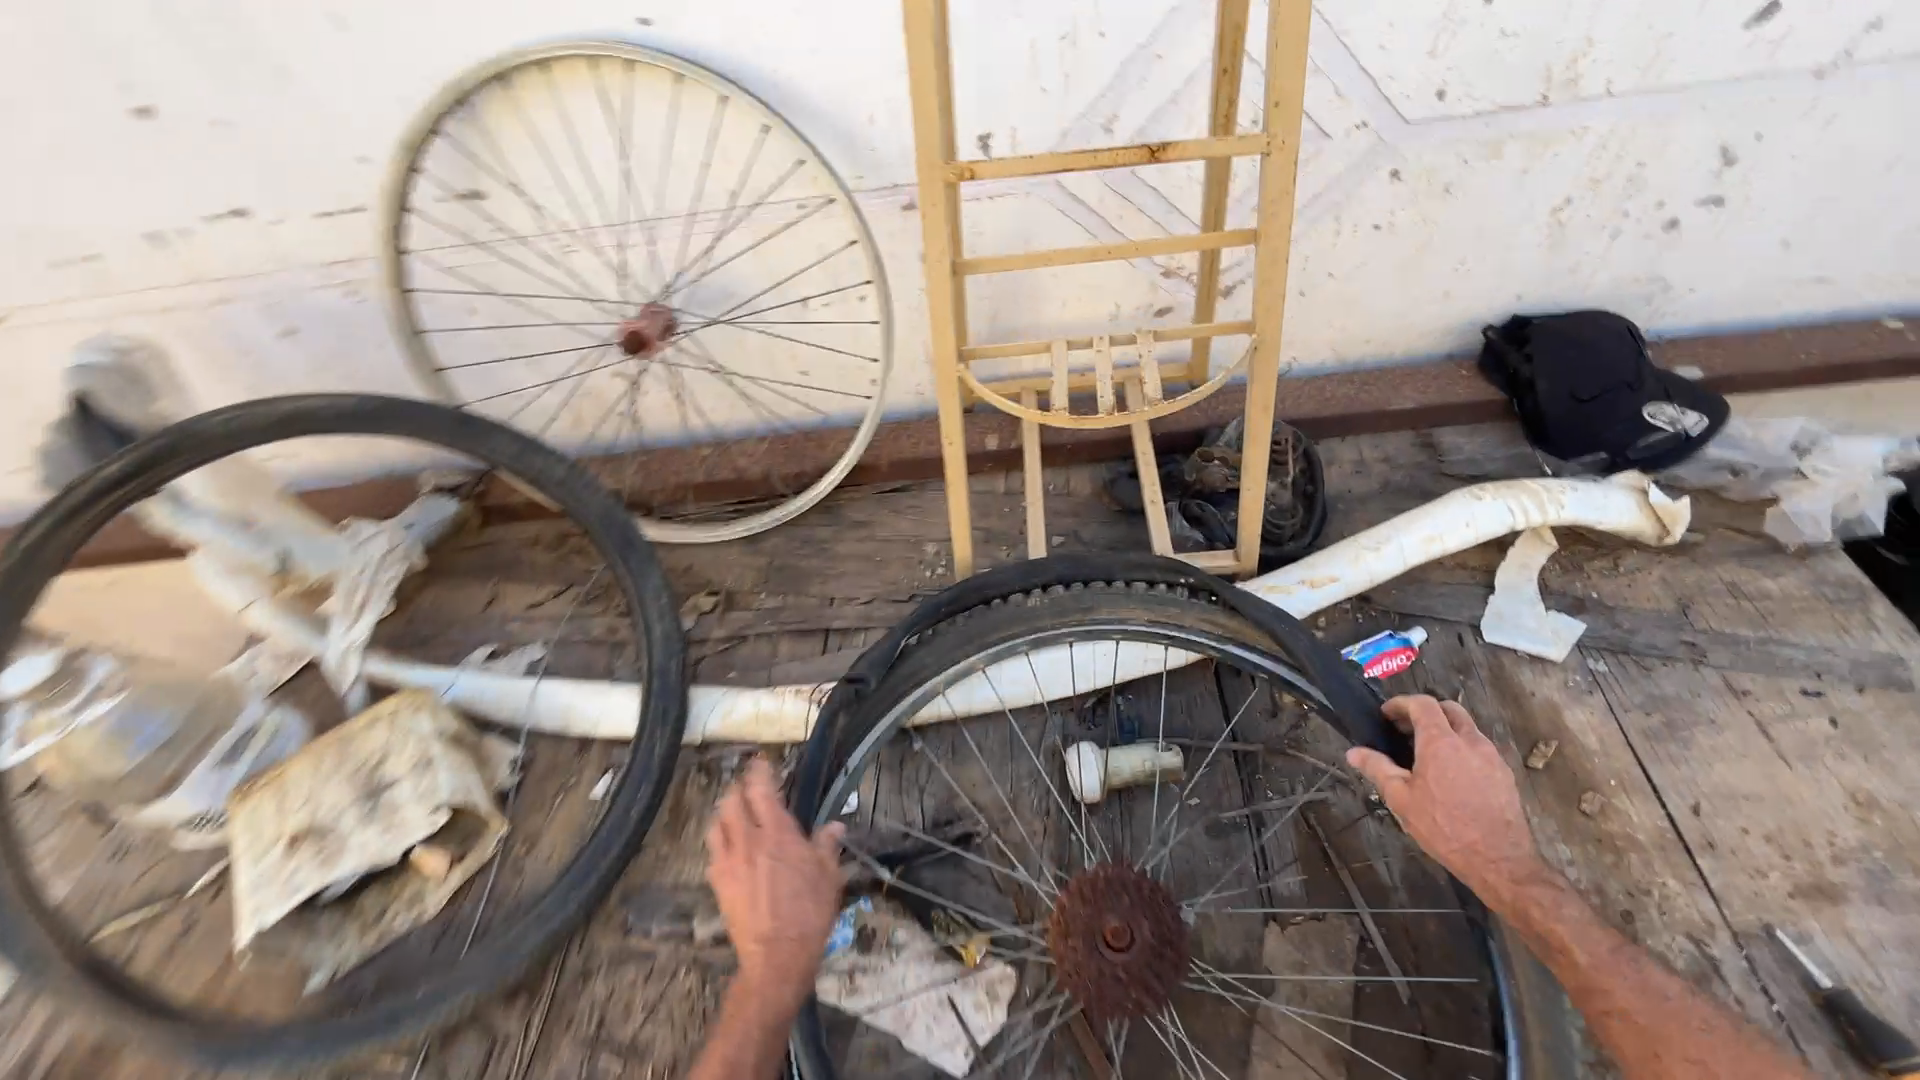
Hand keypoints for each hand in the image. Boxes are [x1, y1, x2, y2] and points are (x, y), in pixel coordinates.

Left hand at [706, 757, 846, 1009]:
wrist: (777, 955)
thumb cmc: (809, 912)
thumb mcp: (829, 875)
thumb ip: (827, 844)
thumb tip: (834, 825)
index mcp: (777, 833)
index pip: (761, 790)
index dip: (759, 772)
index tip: (761, 762)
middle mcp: (748, 841)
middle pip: (731, 801)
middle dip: (738, 788)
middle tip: (747, 786)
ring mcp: (728, 862)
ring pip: (716, 824)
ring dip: (724, 811)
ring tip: (732, 811)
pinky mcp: (718, 883)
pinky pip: (712, 852)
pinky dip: (718, 841)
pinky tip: (727, 847)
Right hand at [1345, 695, 1545, 903]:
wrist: (1498, 860)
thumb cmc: (1443, 826)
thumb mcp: (1401, 798)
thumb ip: (1377, 768)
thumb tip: (1353, 752)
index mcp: (1441, 742)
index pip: (1422, 704)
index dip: (1401, 704)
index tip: (1386, 715)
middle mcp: (1470, 742)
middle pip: (1450, 709)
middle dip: (1426, 711)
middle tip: (1407, 730)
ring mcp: (1492, 757)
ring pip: (1468, 729)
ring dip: (1446, 730)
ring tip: (1428, 754)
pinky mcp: (1505, 775)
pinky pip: (1481, 749)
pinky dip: (1462, 748)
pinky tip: (1452, 775)